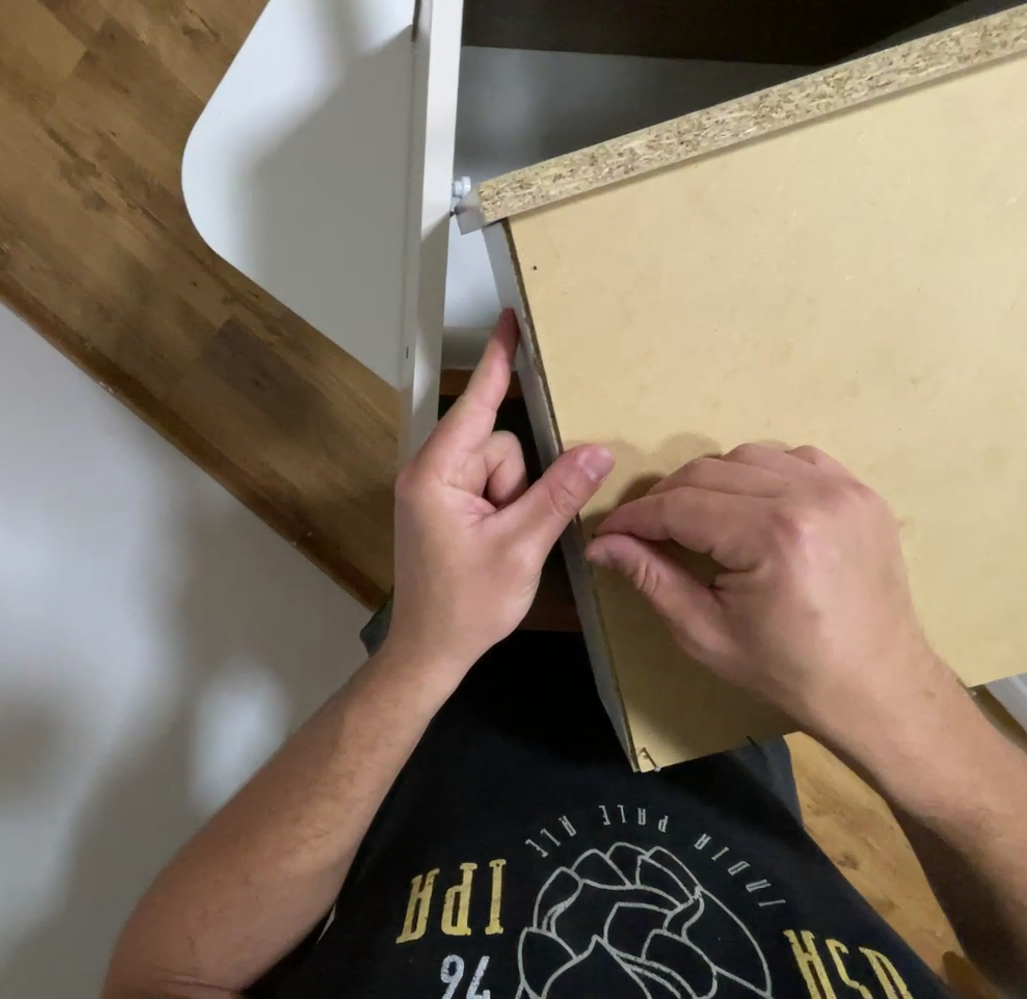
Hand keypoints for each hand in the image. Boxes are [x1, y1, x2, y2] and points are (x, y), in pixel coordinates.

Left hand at [388, 311, 614, 676]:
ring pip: (500, 466)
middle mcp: (429, 473)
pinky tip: (494, 544)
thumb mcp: (520, 549)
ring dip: (511, 500)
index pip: (477, 405)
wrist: (430, 651)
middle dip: (516, 484)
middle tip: (507, 532)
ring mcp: (435, 491)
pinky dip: (503, 508)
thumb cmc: (465, 607)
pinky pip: (490, 486)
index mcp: (435, 475)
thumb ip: (559, 495)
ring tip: (497, 544)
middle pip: (499, 443)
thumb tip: (598, 452)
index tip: (511, 319)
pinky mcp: (444, 507)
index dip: (500, 362)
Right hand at [584, 444, 954, 744]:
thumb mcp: (704, 632)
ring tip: (693, 521)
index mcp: (772, 537)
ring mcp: (842, 489)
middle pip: (707, 472)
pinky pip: (791, 459)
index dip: (634, 518)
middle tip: (642, 533)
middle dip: (663, 499)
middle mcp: (810, 497)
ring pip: (746, 457)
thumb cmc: (786, 670)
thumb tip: (600, 545)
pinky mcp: (860, 492)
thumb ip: (650, 578)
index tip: (606, 534)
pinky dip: (758, 475)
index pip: (679, 506)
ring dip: (708, 483)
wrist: (877, 686)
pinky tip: (748, 509)